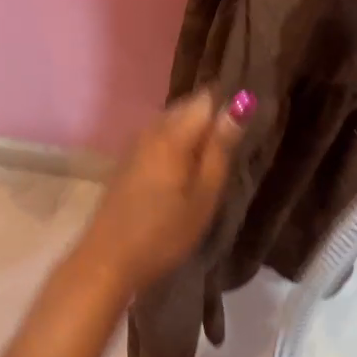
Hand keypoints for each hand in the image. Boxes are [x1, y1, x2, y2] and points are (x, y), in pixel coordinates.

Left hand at [75, 89, 247, 290]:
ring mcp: (137, 142)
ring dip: (196, 131)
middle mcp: (153, 127)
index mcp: (174, 132)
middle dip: (214, 116)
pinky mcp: (129, 158)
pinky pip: (161, 136)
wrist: (107, 261)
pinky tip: (187, 168)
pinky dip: (178, 142)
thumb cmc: (163, 233)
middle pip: (190, 105)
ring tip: (217, 157)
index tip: (249, 121)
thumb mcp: (203, 196)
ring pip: (175, 120)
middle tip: (237, 144)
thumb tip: (242, 102)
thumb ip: (221, 147)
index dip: (230, 102)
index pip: (208, 96)